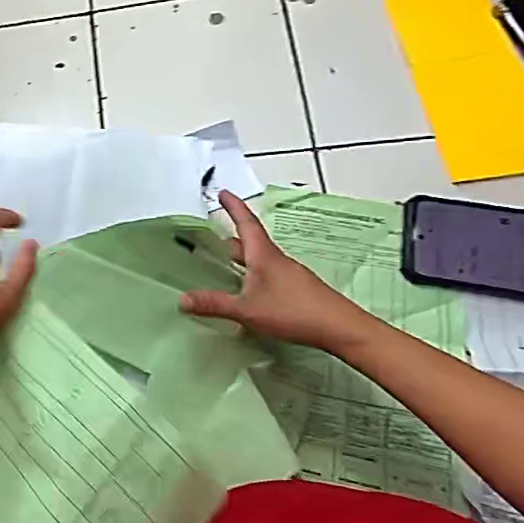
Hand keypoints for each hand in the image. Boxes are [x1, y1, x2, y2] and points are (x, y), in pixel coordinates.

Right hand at [179, 191, 374, 351]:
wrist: (342, 329)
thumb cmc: (294, 312)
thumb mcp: (247, 310)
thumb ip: (213, 304)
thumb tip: (181, 299)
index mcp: (264, 257)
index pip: (246, 225)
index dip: (234, 208)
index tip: (223, 193)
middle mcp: (277, 261)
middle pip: (251, 241)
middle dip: (232, 234)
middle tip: (214, 232)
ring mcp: (288, 274)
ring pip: (260, 258)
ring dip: (242, 255)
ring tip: (225, 259)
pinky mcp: (295, 288)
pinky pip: (268, 272)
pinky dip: (252, 272)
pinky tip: (247, 286)